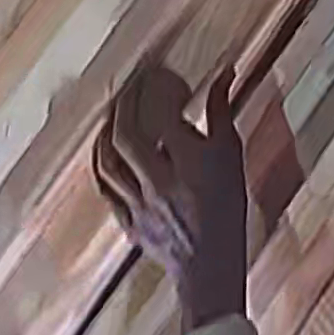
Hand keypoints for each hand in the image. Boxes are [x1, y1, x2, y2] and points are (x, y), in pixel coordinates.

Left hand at [94, 65, 247, 331]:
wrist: (210, 263)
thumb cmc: (226, 204)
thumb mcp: (231, 151)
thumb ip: (222, 109)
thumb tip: (225, 72)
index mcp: (187, 161)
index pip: (162, 112)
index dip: (159, 86)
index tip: (162, 72)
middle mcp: (158, 180)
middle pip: (126, 133)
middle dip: (125, 101)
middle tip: (132, 82)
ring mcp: (138, 203)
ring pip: (108, 159)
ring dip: (107, 127)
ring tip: (114, 107)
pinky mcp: (126, 220)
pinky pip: (105, 185)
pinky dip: (102, 159)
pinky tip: (106, 144)